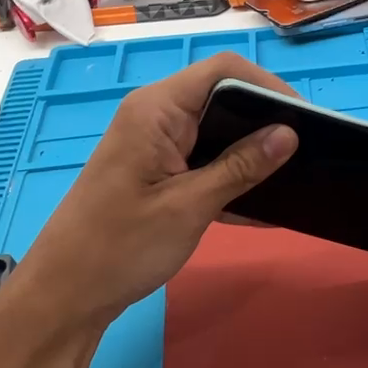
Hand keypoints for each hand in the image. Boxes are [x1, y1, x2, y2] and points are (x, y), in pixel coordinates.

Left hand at [13, 54, 298, 329]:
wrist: (63, 297)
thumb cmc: (120, 246)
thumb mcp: (189, 206)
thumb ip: (241, 166)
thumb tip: (289, 134)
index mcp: (157, 109)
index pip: (224, 70)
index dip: (268, 85)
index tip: (304, 118)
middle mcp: (155, 115)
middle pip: (222, 96)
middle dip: (264, 120)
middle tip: (304, 149)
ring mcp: (154, 143)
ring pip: (216, 130)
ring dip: (249, 152)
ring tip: (291, 175)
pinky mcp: (156, 170)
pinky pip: (203, 159)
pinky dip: (230, 177)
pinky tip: (262, 206)